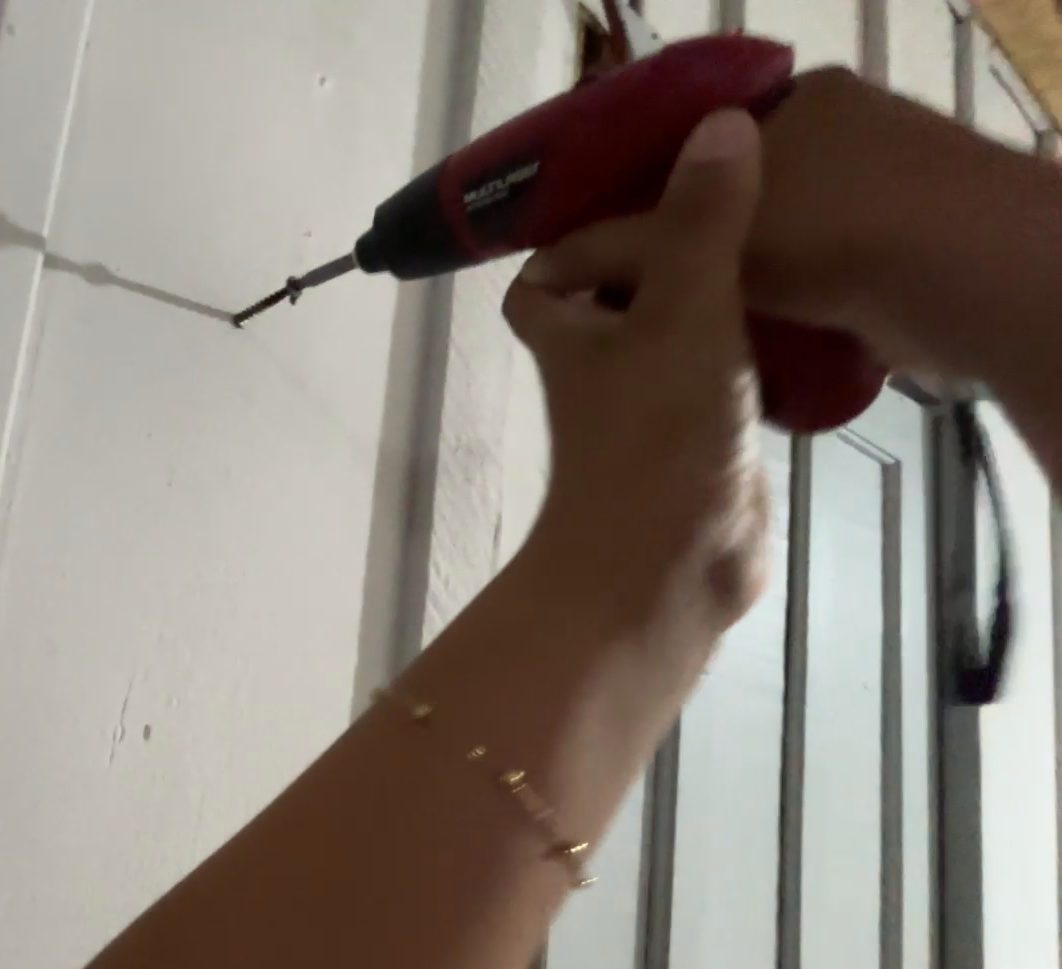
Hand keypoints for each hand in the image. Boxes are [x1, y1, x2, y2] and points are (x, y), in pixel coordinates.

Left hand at [505, 110, 772, 632]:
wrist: (664, 559)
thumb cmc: (651, 434)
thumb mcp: (679, 313)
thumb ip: (695, 228)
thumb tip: (715, 128)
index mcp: (565, 335)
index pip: (537, 281)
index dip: (568, 242)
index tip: (630, 195)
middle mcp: (591, 368)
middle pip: (607, 301)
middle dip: (656, 259)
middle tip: (726, 208)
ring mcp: (639, 405)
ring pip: (663, 336)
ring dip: (708, 300)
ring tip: (774, 249)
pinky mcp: (690, 436)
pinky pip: (711, 375)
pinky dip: (742, 348)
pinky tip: (796, 319)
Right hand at [507, 69, 972, 382]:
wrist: (977, 279)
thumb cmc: (831, 231)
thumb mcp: (694, 240)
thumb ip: (608, 251)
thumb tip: (534, 273)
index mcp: (788, 102)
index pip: (676, 141)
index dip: (619, 186)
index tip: (575, 234)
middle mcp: (827, 134)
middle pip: (703, 193)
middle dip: (654, 241)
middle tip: (598, 284)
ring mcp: (859, 188)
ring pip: (740, 235)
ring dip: (695, 273)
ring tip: (639, 313)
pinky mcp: (877, 243)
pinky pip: (780, 267)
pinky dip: (743, 293)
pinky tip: (703, 323)